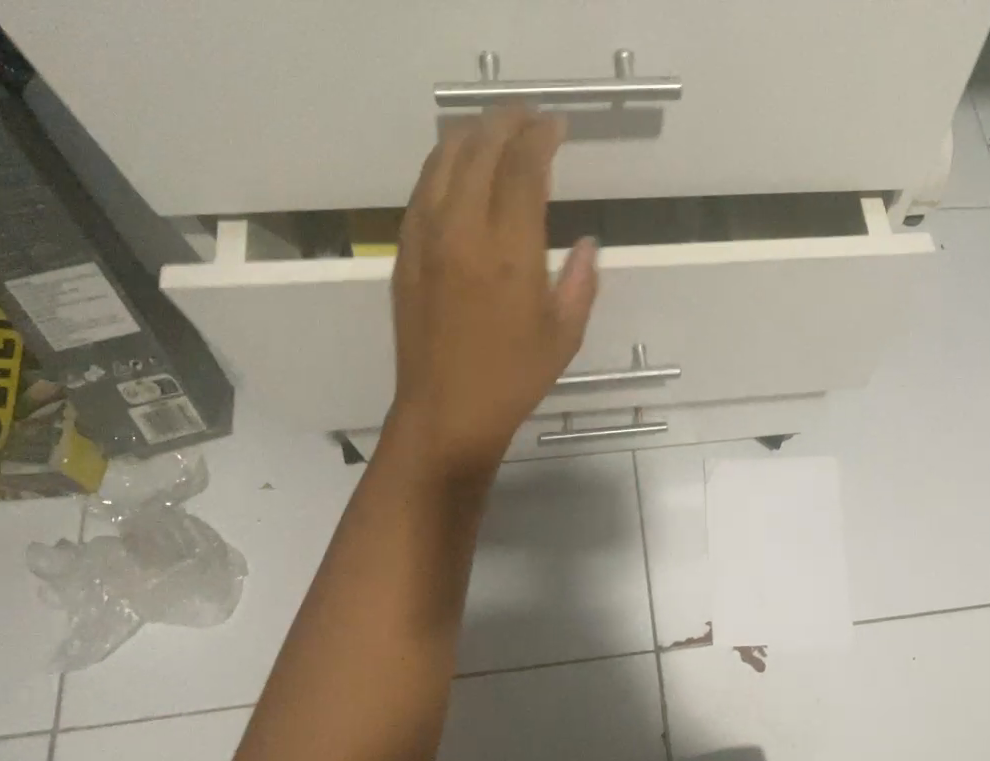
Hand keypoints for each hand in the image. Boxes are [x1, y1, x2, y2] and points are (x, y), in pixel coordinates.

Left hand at [389, 106, 598, 473]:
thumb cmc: (514, 378)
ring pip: (443, 160)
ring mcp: (425, 237)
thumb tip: (584, 242)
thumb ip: (579, 280)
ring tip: (496, 132)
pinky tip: (460, 170)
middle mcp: (462, 230)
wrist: (446, 411)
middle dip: (507, 124)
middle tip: (531, 120)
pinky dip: (445, 165)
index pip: (523, 168)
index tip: (557, 127)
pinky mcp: (404, 251)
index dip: (542, 138)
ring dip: (472, 135)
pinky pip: (423, 188)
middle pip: (480, 149)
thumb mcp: (565, 334)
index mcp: (509, 251)